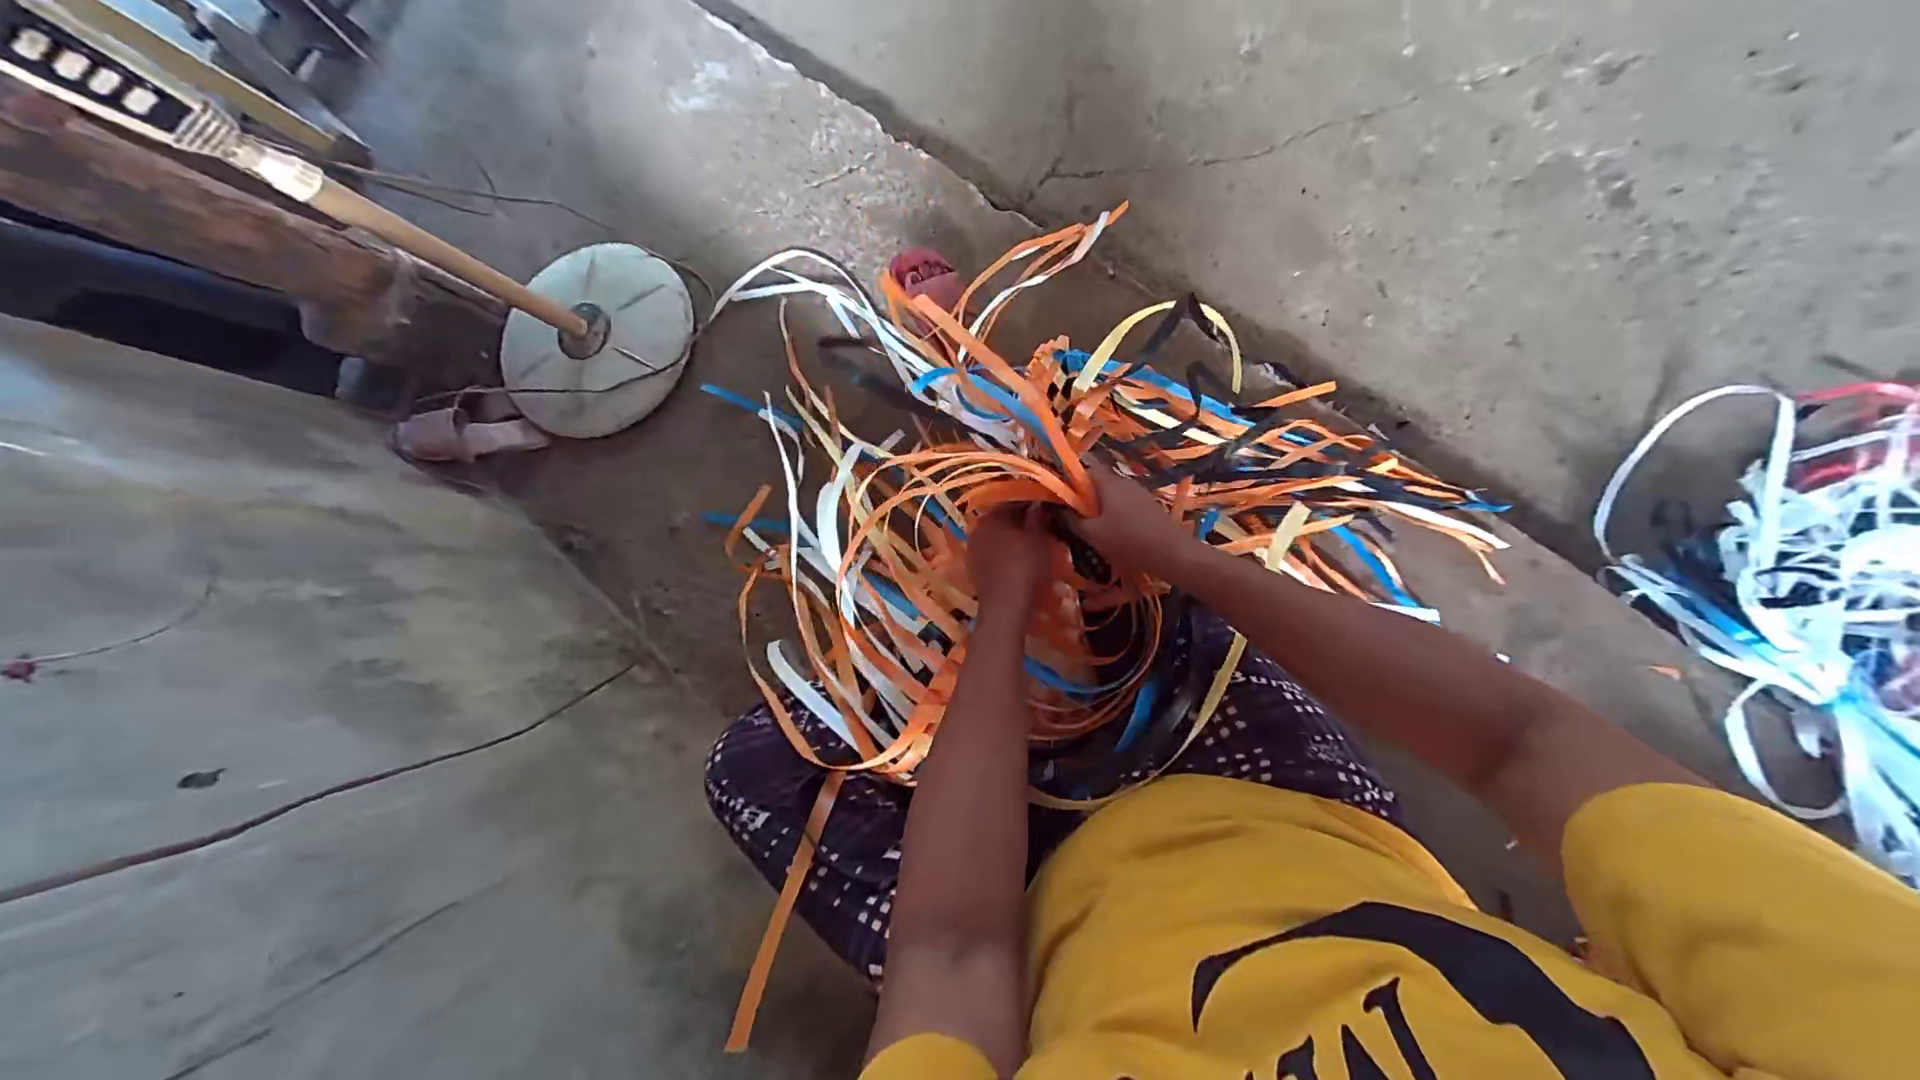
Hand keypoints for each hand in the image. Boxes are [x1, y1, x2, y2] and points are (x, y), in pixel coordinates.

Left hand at [967, 504, 1053, 614]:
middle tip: (1044, 527)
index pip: (1014, 500)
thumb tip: (1040, 503)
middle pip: (1003, 519)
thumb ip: (1039, 518)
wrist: (1005, 609)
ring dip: (1014, 538)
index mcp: (991, 516)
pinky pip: (994, 554)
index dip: (1033, 503)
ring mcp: (973, 550)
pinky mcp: (975, 570)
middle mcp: (977, 529)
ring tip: (1035, 544)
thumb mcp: (1040, 539)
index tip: (1049, 509)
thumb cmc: (1025, 568)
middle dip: (1022, 521)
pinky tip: (1021, 561)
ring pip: (998, 537)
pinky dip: (1007, 554)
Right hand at [1067, 466, 1200, 574]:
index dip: (1071, 481)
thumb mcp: (1093, 534)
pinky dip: (1116, 514)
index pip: (1085, 470)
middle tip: (1075, 517)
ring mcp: (1140, 493)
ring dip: (1101, 507)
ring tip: (1093, 528)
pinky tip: (1115, 533)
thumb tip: (1059, 510)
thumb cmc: (1127, 541)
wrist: (1171, 553)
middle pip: (1099, 483)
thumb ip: (1073, 520)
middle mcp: (1125, 482)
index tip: (1062, 498)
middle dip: (1085, 497)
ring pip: (1113, 495)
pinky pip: (1126, 505)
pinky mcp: (1150, 506)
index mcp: (1109, 483)